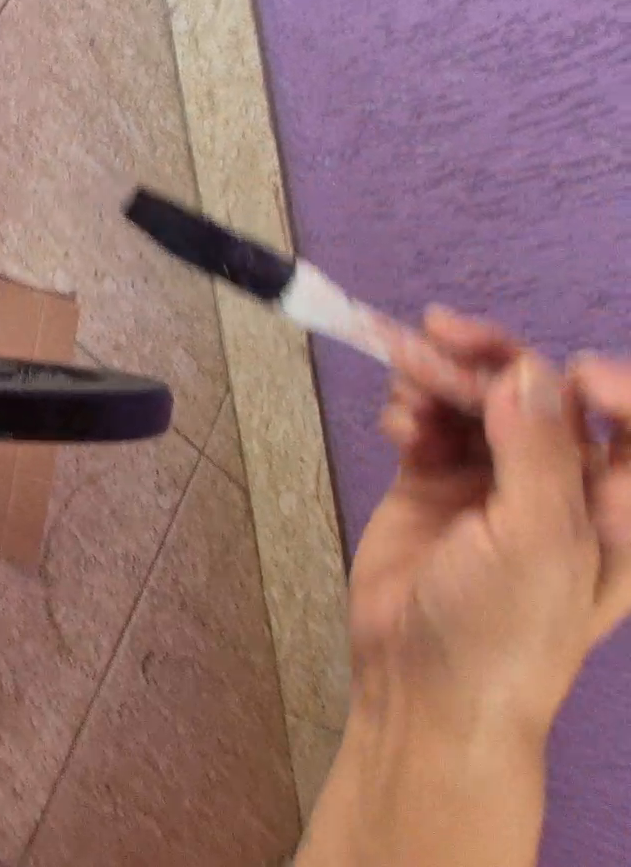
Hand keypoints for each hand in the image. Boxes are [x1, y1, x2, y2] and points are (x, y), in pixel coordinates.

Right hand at [355, 309, 630, 745]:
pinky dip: (411, 414)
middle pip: (536, 397)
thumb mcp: (538, 542)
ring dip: (439, 381)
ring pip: (473, 405)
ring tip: (400, 369)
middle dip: (490, 361)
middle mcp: (563, 482)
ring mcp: (493, 481)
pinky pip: (429, 430)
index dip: (602, 382)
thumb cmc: (505, 622)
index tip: (554, 370)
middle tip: (434, 331)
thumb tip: (529, 371)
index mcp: (621, 501)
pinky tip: (396, 424)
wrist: (422, 673)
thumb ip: (536, 455)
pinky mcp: (432, 484)